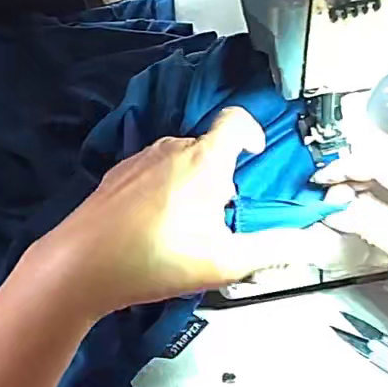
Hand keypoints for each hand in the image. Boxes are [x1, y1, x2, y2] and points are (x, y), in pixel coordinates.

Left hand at [23, 108, 324, 318]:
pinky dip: (160, 189)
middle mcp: (170, 149)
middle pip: (208, 149)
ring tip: (180, 228)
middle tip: (216, 219)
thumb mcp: (223, 262)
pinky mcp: (114, 174)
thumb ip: (271, 250)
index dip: (251, 131)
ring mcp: (138, 159)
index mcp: (204, 161)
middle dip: (219, 176)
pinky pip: (150, 171)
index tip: (253, 152)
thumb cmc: (155, 259)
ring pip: (177, 161)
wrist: (81, 264)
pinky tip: (149, 226)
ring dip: (188, 183)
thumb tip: (306, 243)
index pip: (236, 122)